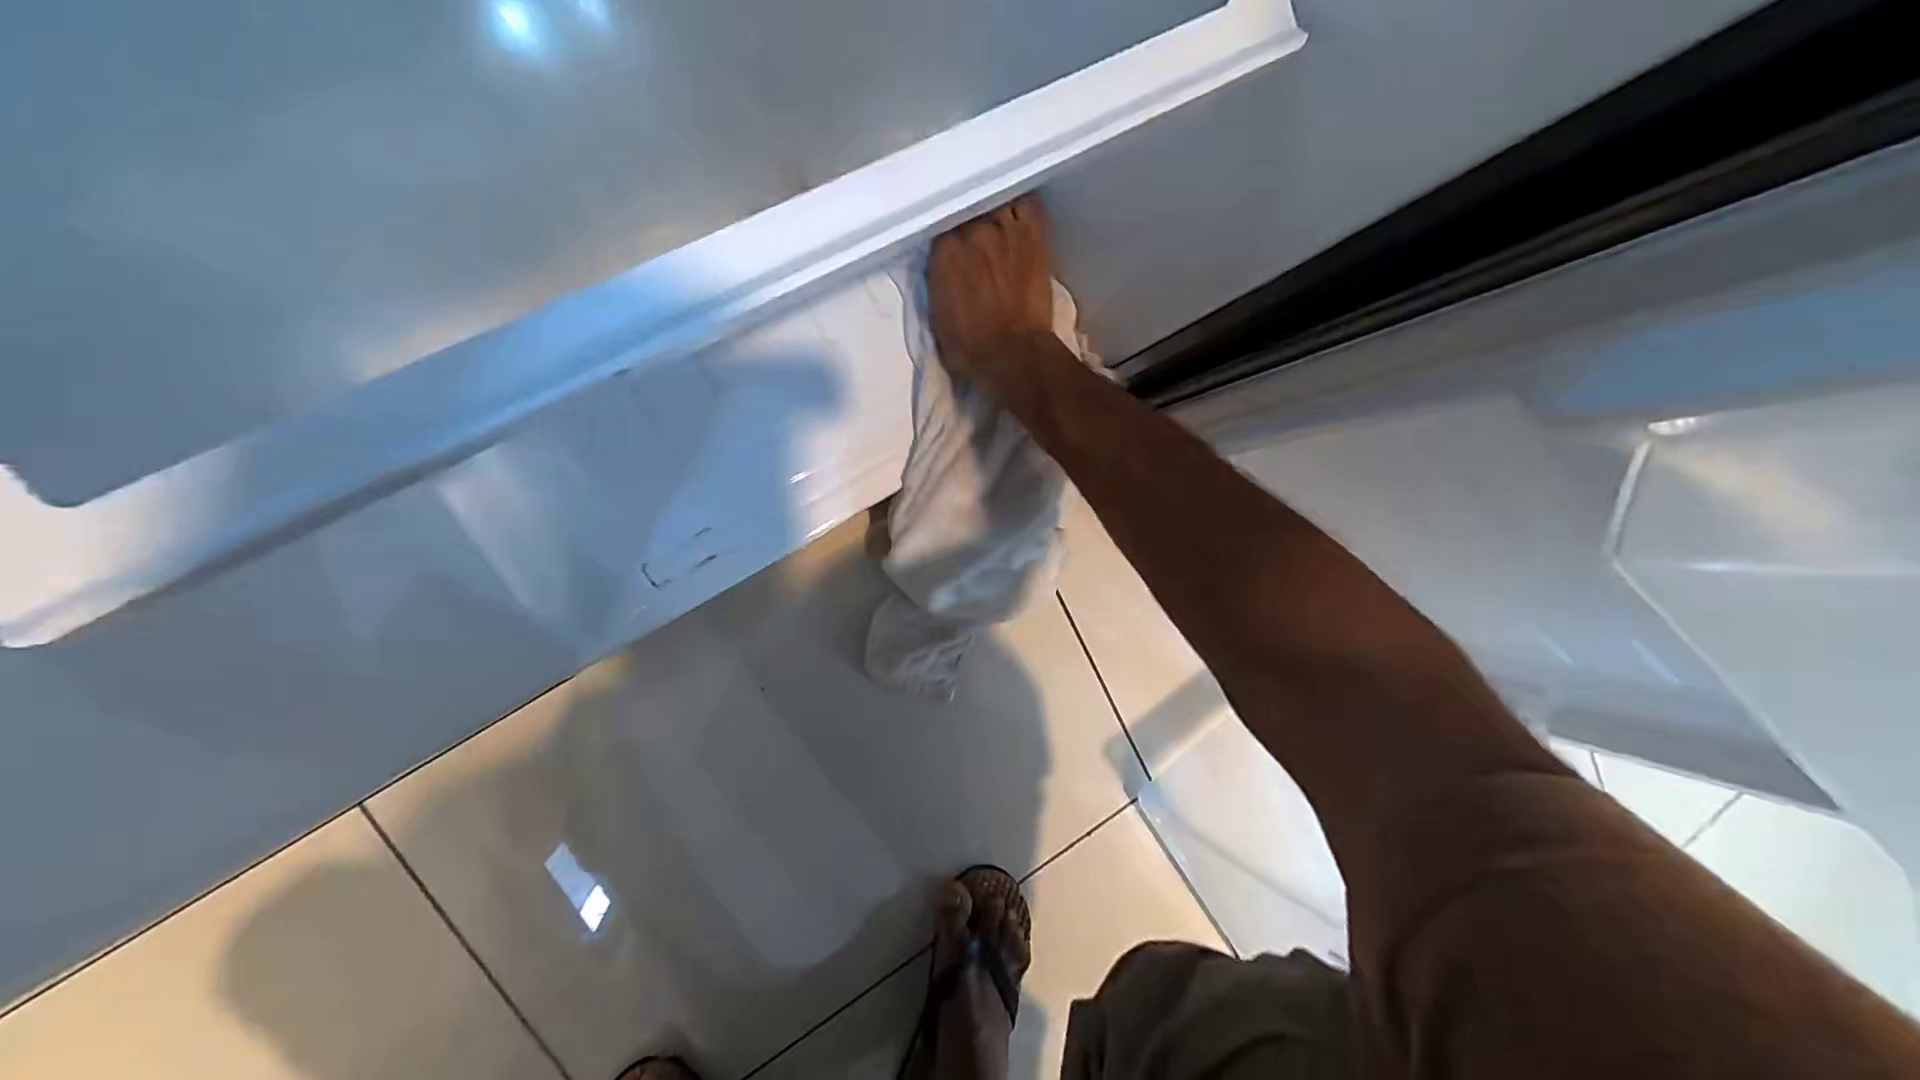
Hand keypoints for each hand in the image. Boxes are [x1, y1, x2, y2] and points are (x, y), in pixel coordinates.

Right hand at [927, 195, 1054, 383]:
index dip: (948, 239)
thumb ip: (938, 283)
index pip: (942, 228)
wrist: (1013, 355)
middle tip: (975, 244)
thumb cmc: (970, 348)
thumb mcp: (937, 317)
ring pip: (996, 204)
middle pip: (969, 213)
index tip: (953, 251)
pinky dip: (1022, 207)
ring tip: (996, 229)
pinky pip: (1028, 205)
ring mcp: (1005, 230)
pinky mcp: (1033, 237)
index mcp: (944, 253)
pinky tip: (1019, 217)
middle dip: (970, 226)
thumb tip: (943, 270)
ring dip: (994, 215)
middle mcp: (972, 232)